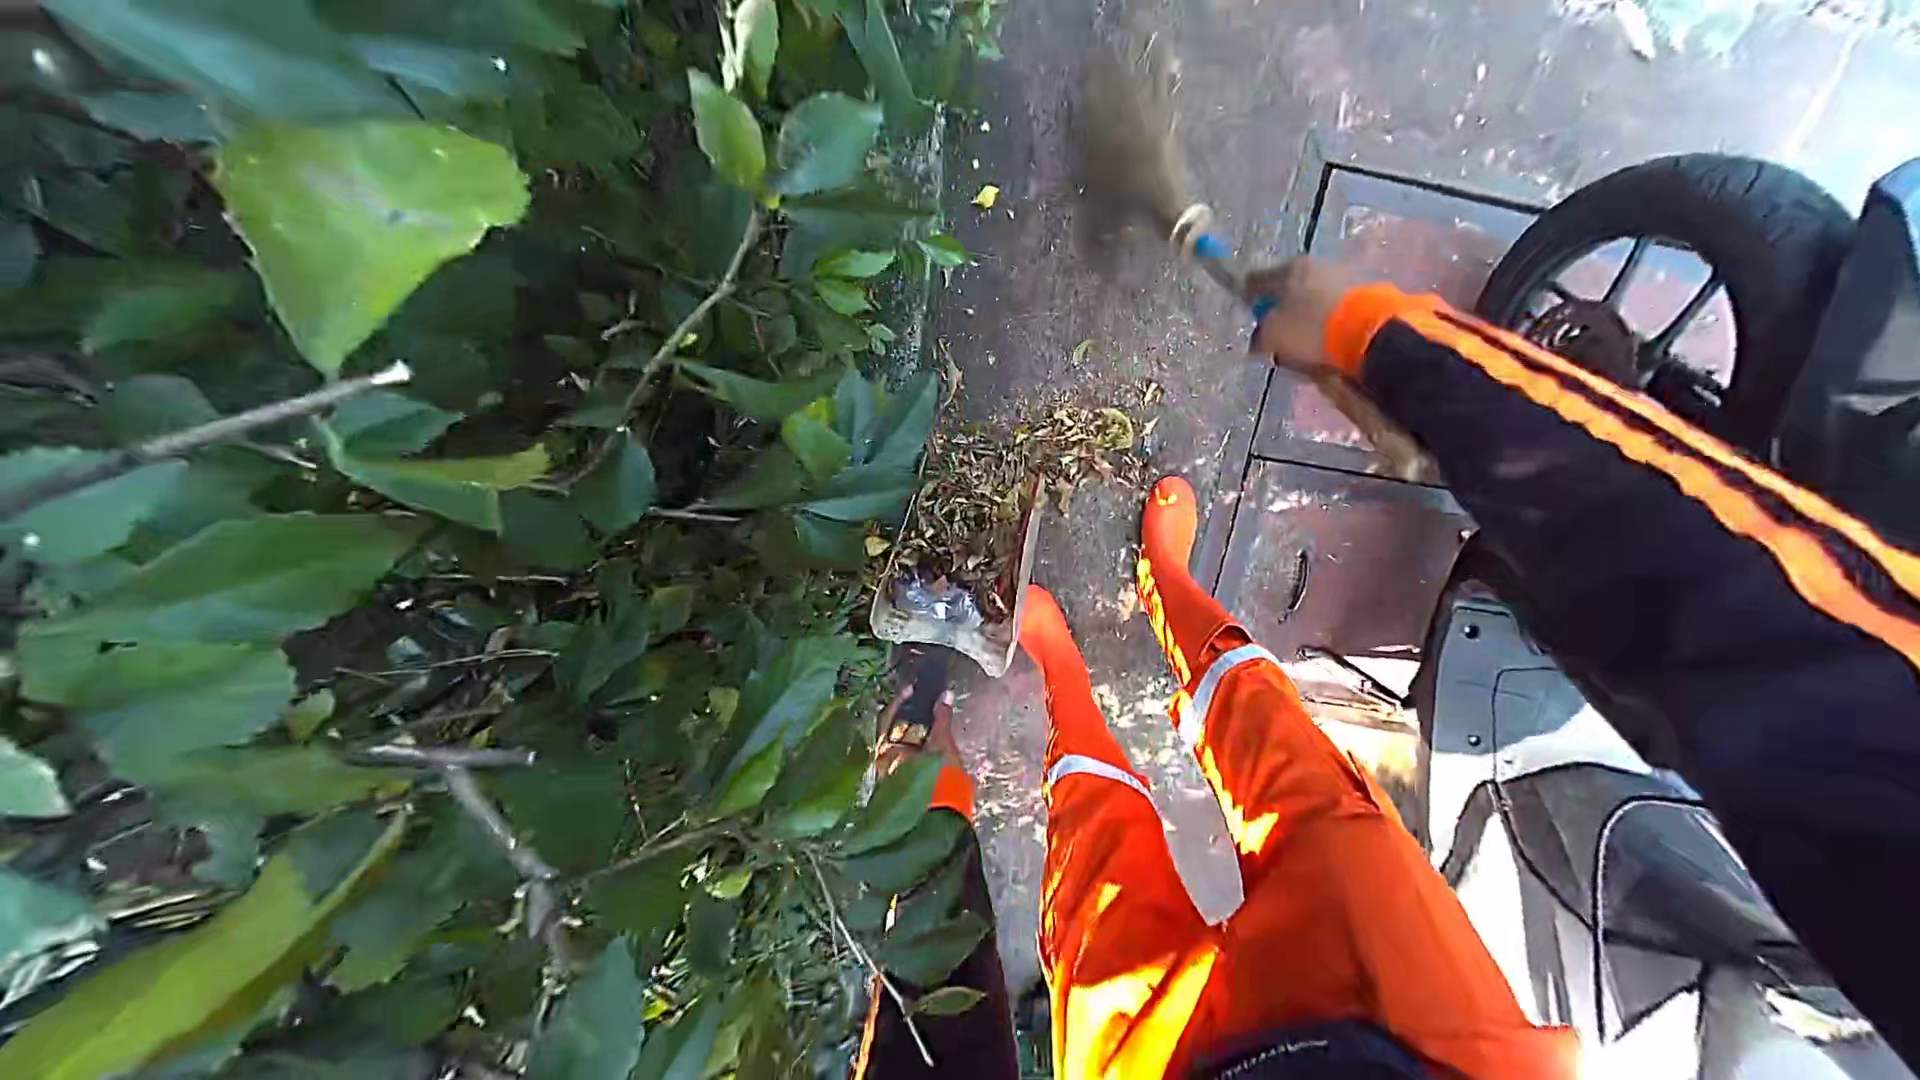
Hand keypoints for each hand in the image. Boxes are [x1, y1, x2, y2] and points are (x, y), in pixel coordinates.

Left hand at [874, 681, 959, 779]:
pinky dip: (917, 745)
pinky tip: (930, 740)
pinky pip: (907, 756)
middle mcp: (883, 763)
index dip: (899, 701)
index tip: (912, 689)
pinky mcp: (904, 784)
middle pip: (892, 730)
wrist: (943, 819)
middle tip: (925, 704)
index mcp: (886, 751)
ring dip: (914, 730)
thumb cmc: (940, 781)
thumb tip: (946, 694)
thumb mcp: (942, 744)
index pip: (886, 718)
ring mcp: (892, 774)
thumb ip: (942, 718)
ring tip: (931, 719)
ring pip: (900, 744)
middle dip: (908, 716)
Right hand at [1246, 257, 1365, 371]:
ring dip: (1303, 318)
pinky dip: (1324, 324)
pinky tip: (1323, 343)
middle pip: (1287, 289)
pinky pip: (1332, 312)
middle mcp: (1318, 266)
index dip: (1245, 297)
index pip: (1255, 279)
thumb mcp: (1271, 336)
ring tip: (1299, 345)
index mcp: (1290, 268)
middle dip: (1279, 310)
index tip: (1243, 313)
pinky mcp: (1365, 296)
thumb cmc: (1310, 328)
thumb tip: (1259, 336)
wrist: (1371, 333)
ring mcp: (1344, 278)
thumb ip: (1259, 334)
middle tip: (1272, 334)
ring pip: (1311, 300)